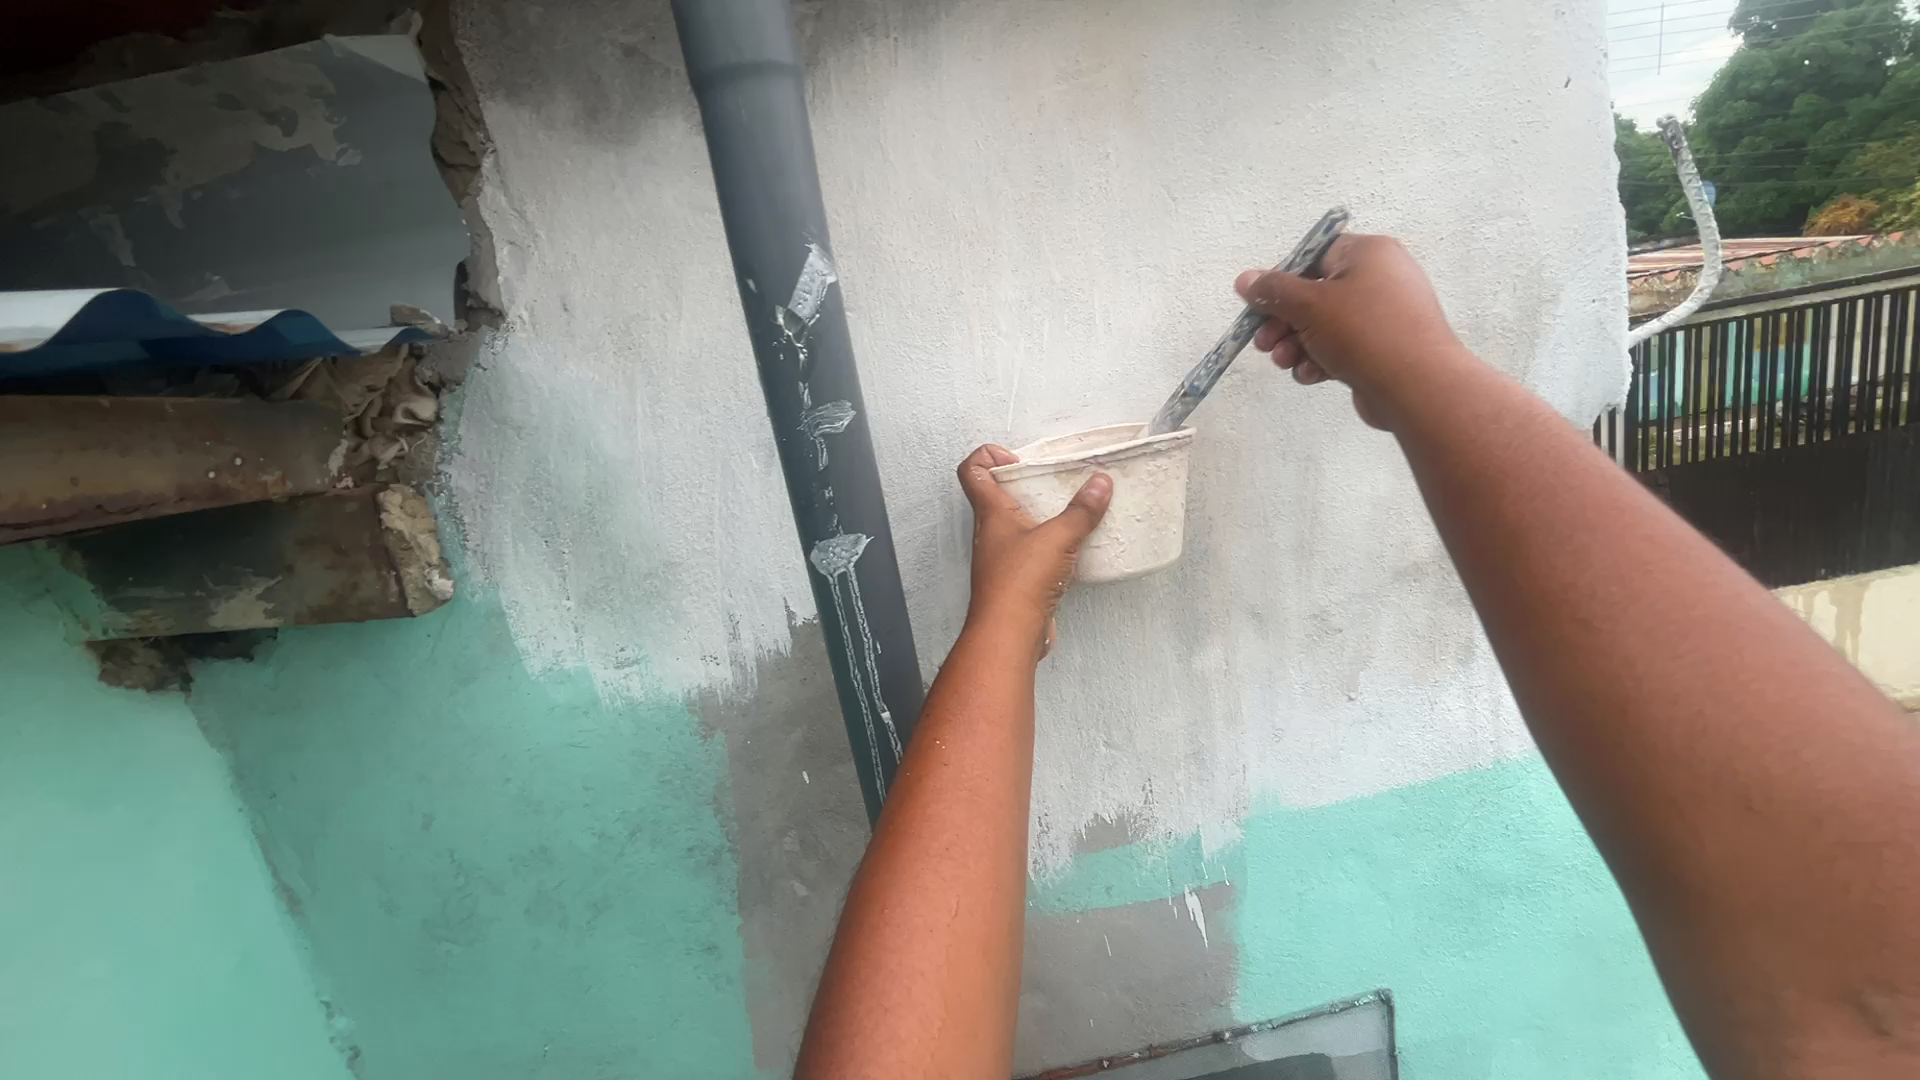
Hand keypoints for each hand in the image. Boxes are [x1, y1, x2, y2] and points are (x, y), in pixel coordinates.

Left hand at [955, 445, 1112, 658]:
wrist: (1010, 634)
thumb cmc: (1021, 582)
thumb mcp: (1058, 538)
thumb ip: (1081, 511)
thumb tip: (1100, 483)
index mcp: (991, 514)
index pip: (971, 472)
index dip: (986, 456)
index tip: (1015, 458)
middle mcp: (991, 533)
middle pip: (996, 497)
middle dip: (1023, 484)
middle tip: (1053, 481)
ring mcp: (1002, 558)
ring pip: (1017, 526)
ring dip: (1040, 516)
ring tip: (1070, 511)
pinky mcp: (1018, 580)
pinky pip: (1032, 553)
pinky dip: (1050, 545)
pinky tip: (1074, 548)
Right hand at [1236, 233, 1475, 430]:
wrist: (1416, 385)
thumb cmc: (1362, 333)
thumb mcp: (1309, 306)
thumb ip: (1273, 292)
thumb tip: (1244, 279)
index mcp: (1367, 254)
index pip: (1313, 256)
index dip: (1281, 280)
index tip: (1258, 307)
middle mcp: (1378, 277)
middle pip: (1314, 295)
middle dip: (1283, 323)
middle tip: (1264, 344)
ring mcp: (1383, 314)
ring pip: (1322, 325)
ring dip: (1296, 345)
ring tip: (1285, 363)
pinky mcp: (1381, 347)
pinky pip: (1341, 347)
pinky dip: (1320, 360)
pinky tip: (1312, 375)